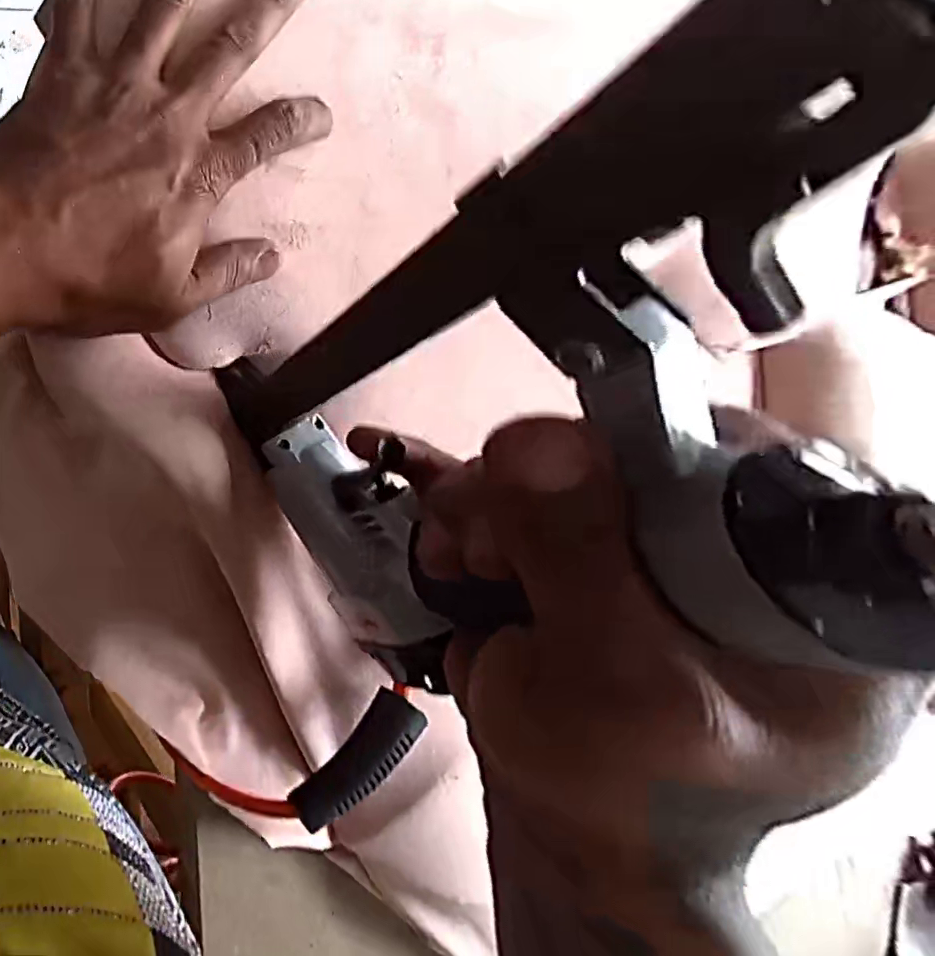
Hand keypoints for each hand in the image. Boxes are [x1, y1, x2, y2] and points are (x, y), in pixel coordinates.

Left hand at [0, 0, 331, 335]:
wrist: (6, 254)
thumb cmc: (83, 282)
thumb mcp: (165, 299)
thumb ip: (223, 274)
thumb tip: (270, 258)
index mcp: (195, 172)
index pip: (267, 136)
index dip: (299, 122)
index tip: (318, 116)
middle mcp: (165, 116)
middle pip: (230, 46)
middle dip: (269, 6)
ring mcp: (113, 89)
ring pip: (164, 2)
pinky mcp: (61, 79)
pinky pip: (76, 10)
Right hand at [349, 419, 932, 950]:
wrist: (571, 812)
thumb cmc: (622, 782)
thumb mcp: (612, 683)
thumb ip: (580, 562)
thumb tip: (530, 440)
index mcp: (813, 587)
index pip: (731, 458)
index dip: (619, 464)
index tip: (537, 518)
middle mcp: (740, 547)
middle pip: (618, 450)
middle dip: (521, 494)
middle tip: (486, 557)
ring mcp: (649, 541)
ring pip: (545, 465)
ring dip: (474, 506)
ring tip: (458, 566)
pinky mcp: (578, 542)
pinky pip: (509, 488)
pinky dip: (457, 500)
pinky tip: (438, 530)